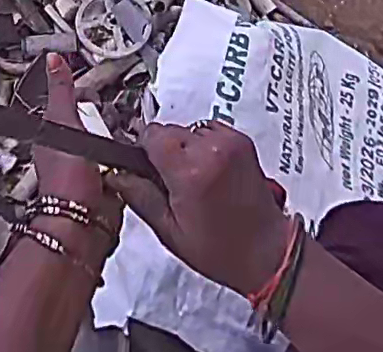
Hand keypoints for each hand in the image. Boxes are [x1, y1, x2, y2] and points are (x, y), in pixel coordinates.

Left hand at [30, 53, 122, 259]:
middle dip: (106, 117)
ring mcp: (90, 166)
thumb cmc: (66, 178)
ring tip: (124, 134)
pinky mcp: (110, 181)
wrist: (86, 222)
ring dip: (119, 137)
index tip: (96, 93)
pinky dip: (129, 157)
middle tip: (111, 117)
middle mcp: (71, 150)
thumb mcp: (63, 121)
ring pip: (110, 141)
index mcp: (53, 134)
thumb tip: (54, 59)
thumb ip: (62, 90)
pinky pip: (123, 162)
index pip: (71, 104)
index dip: (85, 96)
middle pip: (93, 121)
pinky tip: (133, 153)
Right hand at [109, 121, 292, 295]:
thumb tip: (114, 173)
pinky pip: (208, 129)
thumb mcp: (170, 231)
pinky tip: (212, 170)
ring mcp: (228, 141)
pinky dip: (204, 144)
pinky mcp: (240, 138)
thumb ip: (139, 195)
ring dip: (186, 147)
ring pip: (188, 129)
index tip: (149, 168)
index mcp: (189, 172)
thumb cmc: (217, 248)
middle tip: (175, 182)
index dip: (145, 150)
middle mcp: (209, 148)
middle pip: (170, 131)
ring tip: (197, 179)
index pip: (152, 135)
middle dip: (166, 151)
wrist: (268, 252)